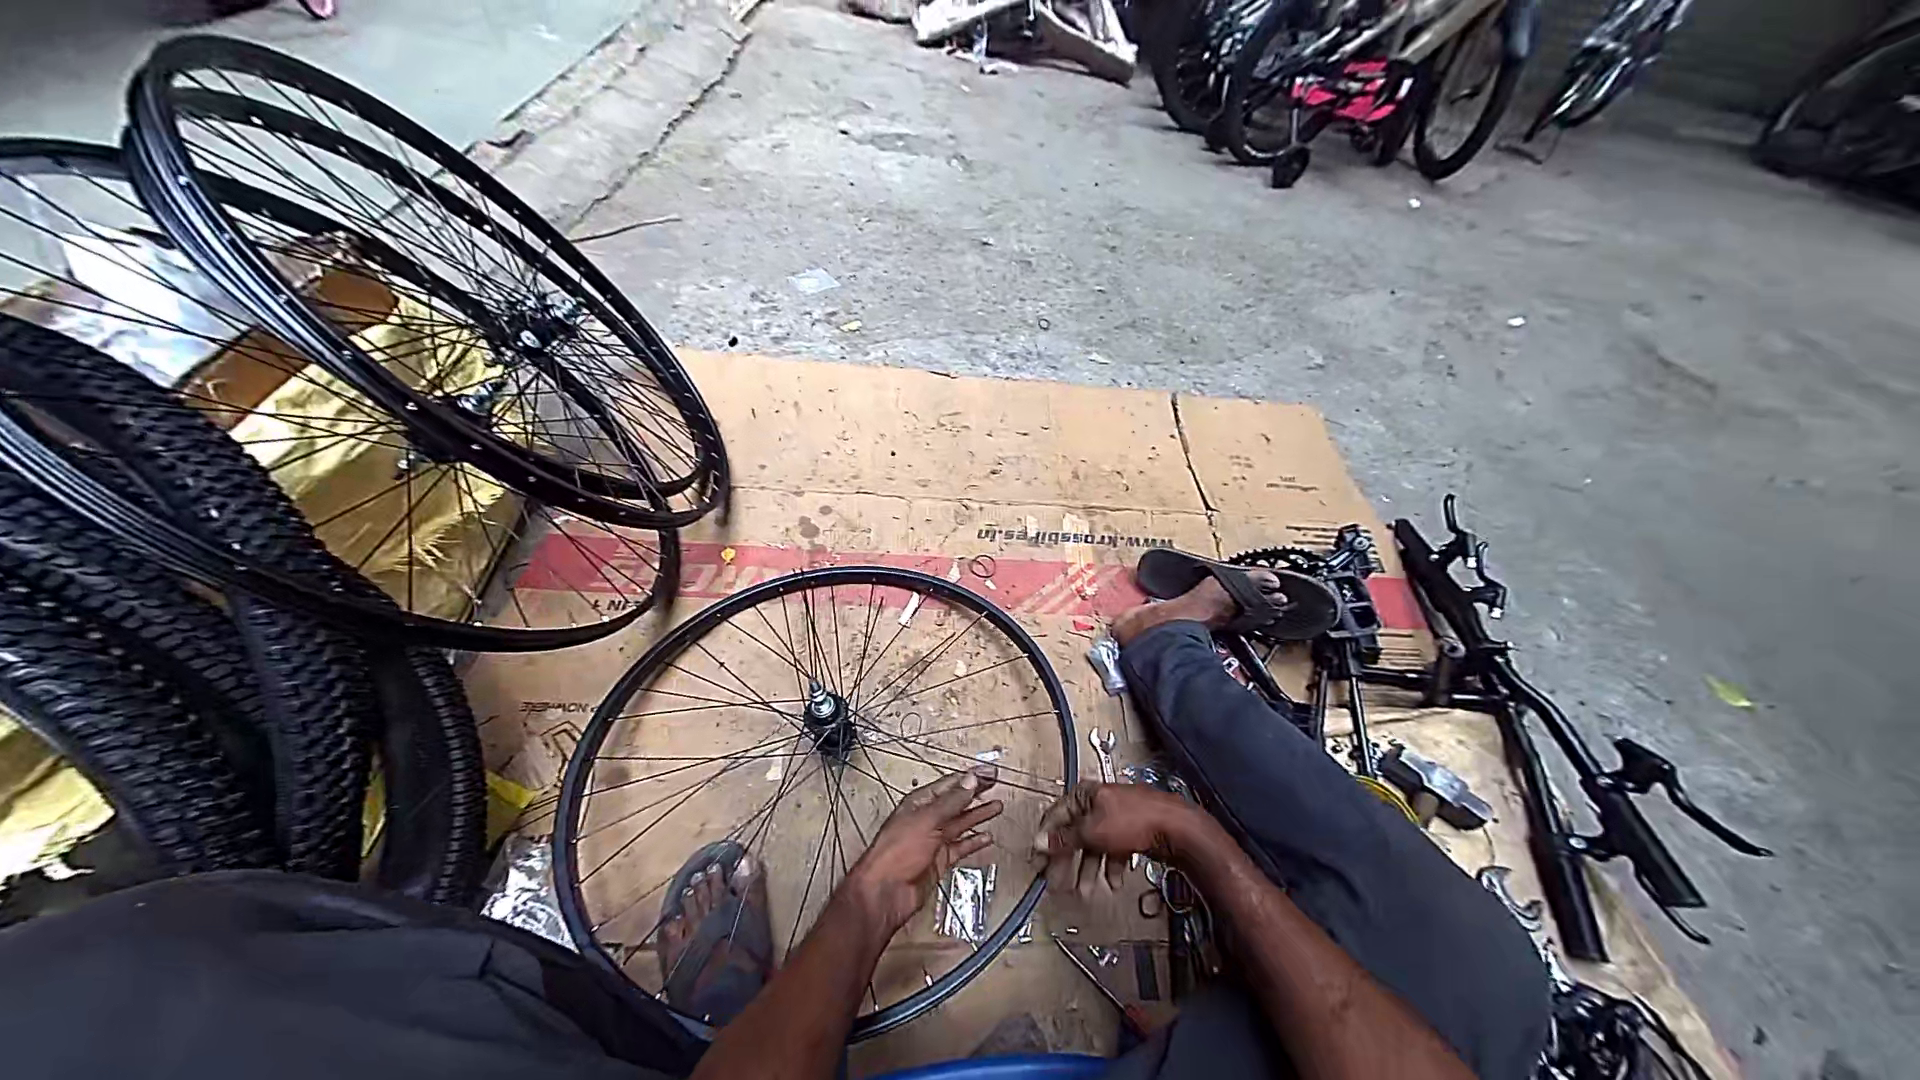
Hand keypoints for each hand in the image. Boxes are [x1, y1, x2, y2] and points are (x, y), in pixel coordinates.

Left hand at [843, 766, 1003, 933]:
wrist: (885, 892)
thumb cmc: (895, 853)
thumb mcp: (927, 820)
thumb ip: (951, 801)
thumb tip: (970, 780)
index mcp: (920, 802)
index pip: (951, 784)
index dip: (971, 777)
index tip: (990, 773)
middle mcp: (928, 819)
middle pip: (957, 801)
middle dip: (977, 792)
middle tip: (995, 784)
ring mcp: (934, 840)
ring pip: (961, 823)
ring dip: (978, 815)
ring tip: (996, 806)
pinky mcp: (939, 860)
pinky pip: (961, 846)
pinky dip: (974, 841)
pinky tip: (986, 837)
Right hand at [1032, 782, 1209, 895]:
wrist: (1176, 828)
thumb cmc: (1135, 820)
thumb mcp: (1091, 831)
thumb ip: (1064, 839)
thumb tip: (1041, 841)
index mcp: (1085, 795)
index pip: (1056, 817)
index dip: (1046, 840)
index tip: (1038, 860)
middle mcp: (1098, 803)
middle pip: (1074, 833)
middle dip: (1066, 859)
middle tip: (1057, 881)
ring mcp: (1116, 818)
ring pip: (1094, 845)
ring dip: (1088, 869)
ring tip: (1085, 890)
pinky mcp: (1131, 832)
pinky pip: (1113, 850)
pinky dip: (1111, 866)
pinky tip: (1114, 881)